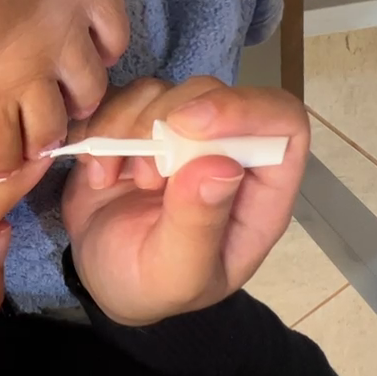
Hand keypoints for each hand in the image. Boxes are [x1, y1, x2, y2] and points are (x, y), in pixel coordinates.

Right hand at [62, 77, 308, 326]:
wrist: (96, 276)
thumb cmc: (149, 284)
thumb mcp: (177, 273)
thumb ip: (199, 224)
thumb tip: (223, 165)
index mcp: (255, 191)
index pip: (281, 123)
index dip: (244, 110)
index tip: (188, 125)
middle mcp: (221, 151)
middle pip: (212, 93)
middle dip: (166, 124)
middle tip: (143, 176)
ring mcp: (176, 133)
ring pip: (160, 91)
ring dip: (125, 130)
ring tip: (109, 180)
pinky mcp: (133, 123)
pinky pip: (119, 98)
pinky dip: (99, 128)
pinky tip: (94, 171)